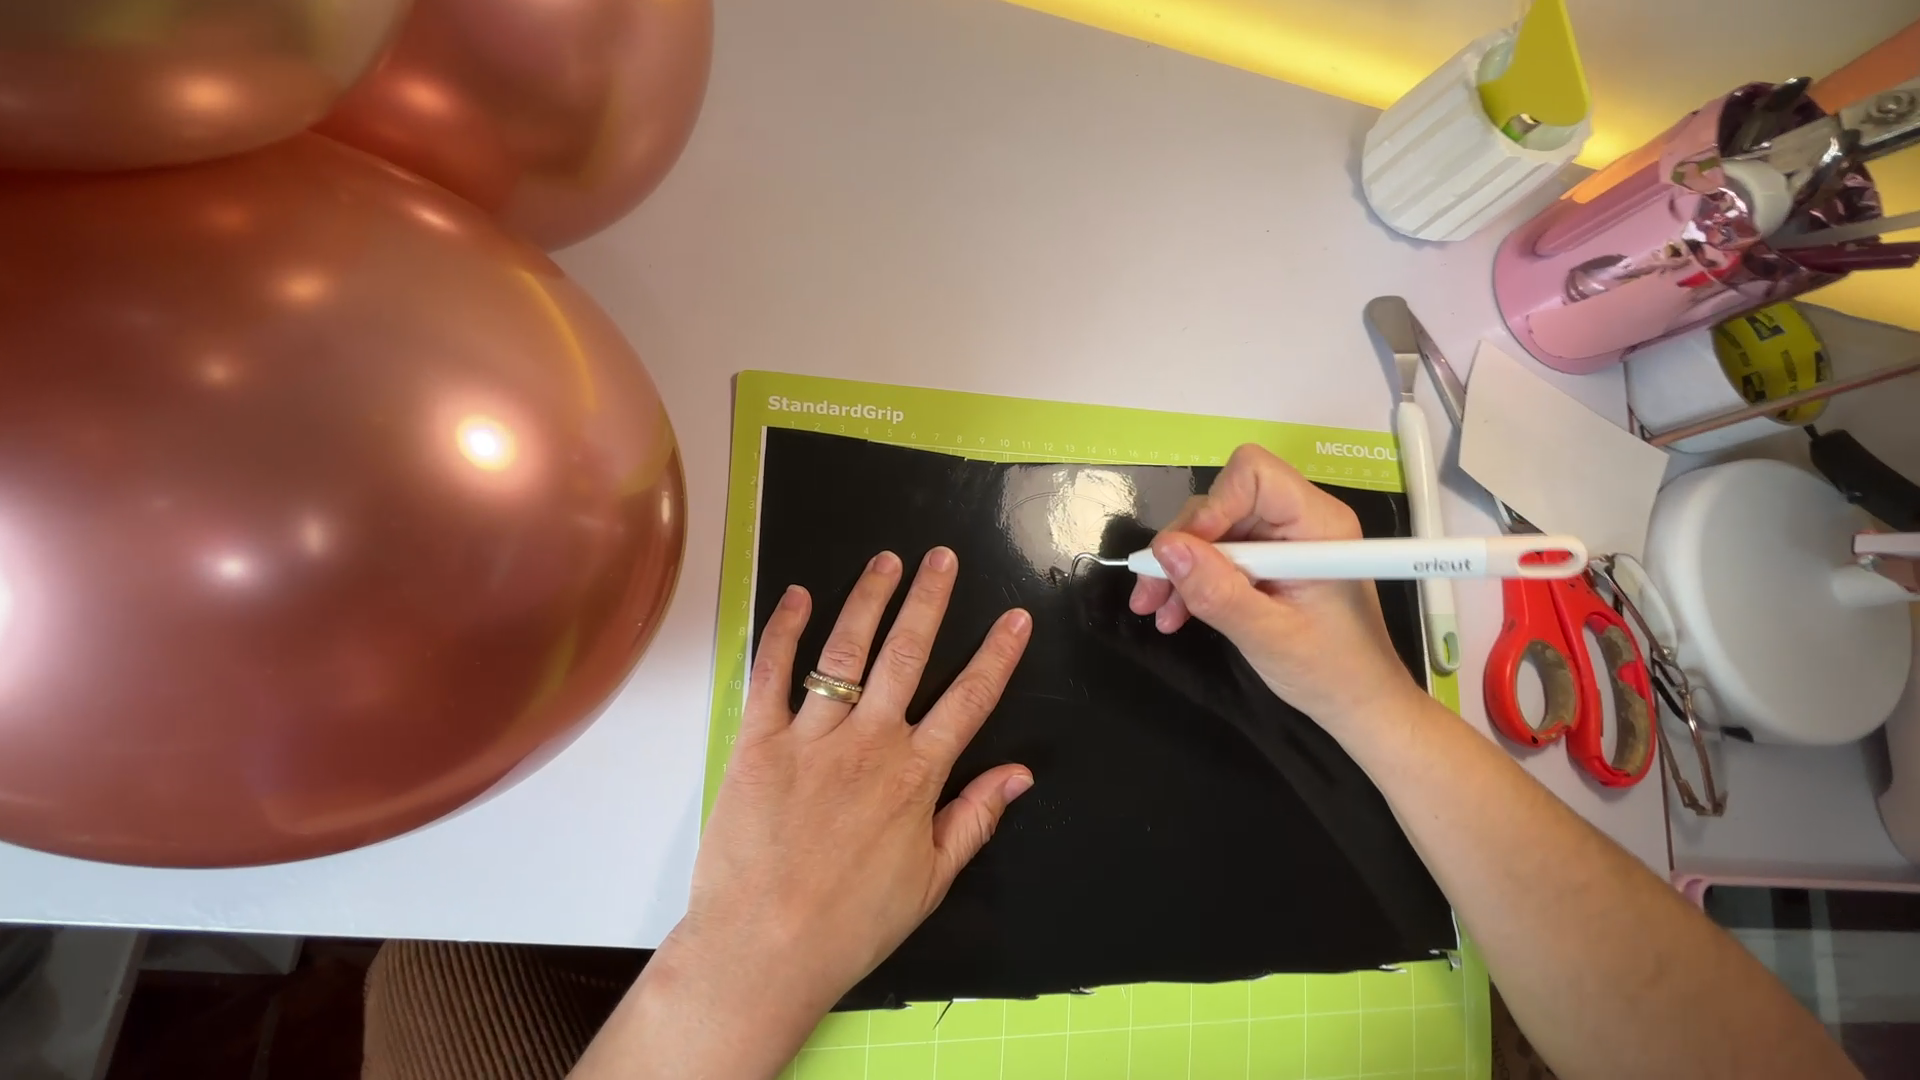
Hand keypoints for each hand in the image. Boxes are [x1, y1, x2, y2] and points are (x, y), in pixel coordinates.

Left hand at [677, 547, 1032, 1023]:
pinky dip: (785, 631)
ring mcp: (812, 736)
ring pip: (846, 651)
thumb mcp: (930, 880)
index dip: (997, 654)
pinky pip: (773, 674)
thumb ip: (976, 819)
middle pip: (908, 655)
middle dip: (929, 600)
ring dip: (868, 600)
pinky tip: (799, 597)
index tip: (1014, 617)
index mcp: (915, 774)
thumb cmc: (852, 923)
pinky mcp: (759, 740)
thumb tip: (1021, 774)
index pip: (969, 699)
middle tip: (942, 557)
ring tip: (886, 560)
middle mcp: (870, 741)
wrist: (761, 949)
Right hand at [1129, 444, 1422, 728]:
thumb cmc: (1330, 671)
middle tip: (1152, 592)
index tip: (1185, 555)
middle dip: (1181, 546)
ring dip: (1177, 568)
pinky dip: (1189, 580)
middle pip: (1220, 502)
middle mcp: (1297, 520)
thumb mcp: (1266, 635)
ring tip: (1157, 610)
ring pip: (1208, 529)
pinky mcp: (1264, 559)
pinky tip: (1175, 613)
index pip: (1253, 475)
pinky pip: (1214, 553)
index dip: (1212, 507)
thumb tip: (1166, 549)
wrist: (1356, 703)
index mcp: (1317, 525)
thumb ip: (1216, 591)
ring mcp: (1279, 540)